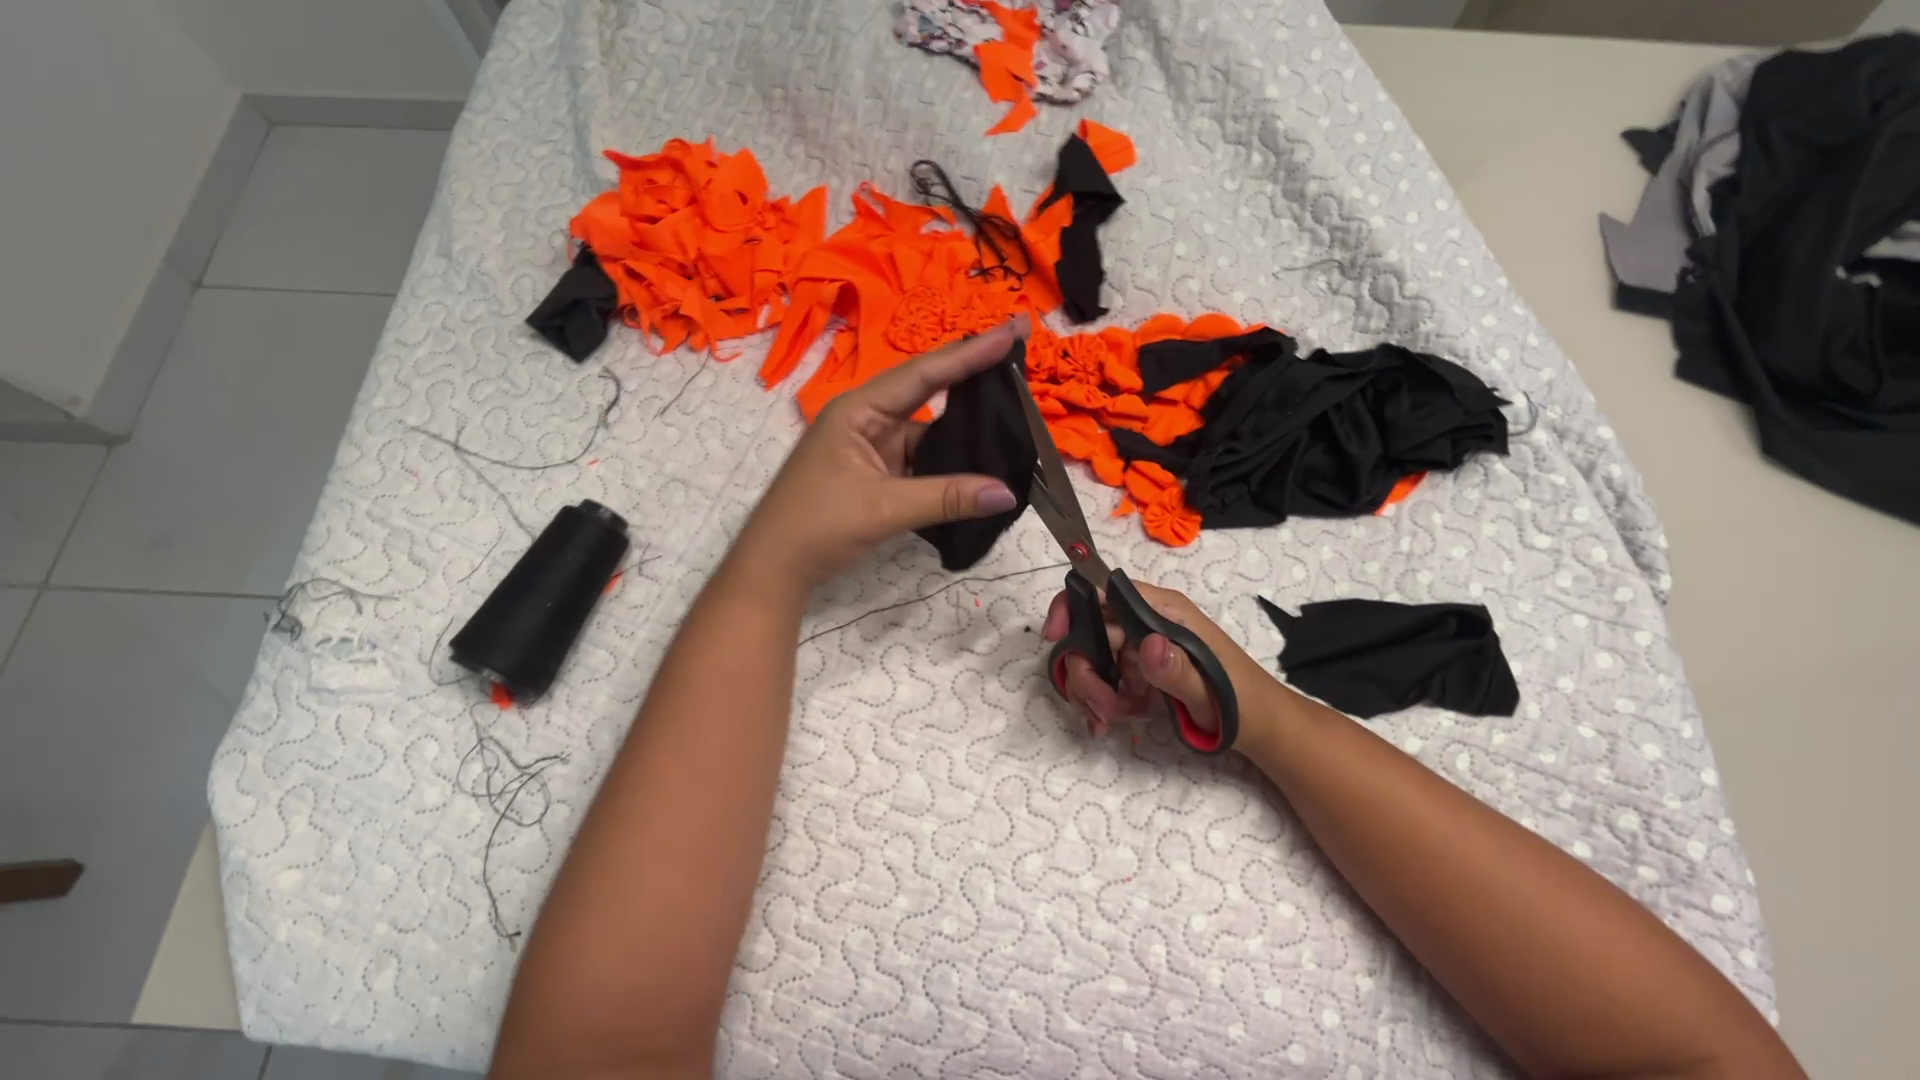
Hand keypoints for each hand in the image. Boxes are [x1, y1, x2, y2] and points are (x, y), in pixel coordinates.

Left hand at [734, 319, 1028, 589]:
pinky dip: (952, 460)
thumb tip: (1007, 493)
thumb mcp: (883, 508)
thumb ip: (947, 498)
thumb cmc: (815, 526)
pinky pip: (923, 458)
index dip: (969, 353)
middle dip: (973, 374)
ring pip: (930, 429)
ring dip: (966, 426)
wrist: (774, 567)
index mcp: (858, 410)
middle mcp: (867, 420)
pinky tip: (983, 459)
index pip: (923, 374)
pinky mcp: (879, 474)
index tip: (1011, 332)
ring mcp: (873, 447)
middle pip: (929, 391)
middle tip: (1020, 353)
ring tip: (1016, 408)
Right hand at [1041, 579, 1285, 751]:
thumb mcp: (1210, 692)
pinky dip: (1100, 703)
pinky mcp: (1139, 672)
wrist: (1262, 729)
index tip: (1055, 637)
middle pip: (1090, 633)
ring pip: (1091, 659)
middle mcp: (1147, 623)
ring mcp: (1141, 648)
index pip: (1104, 590)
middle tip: (1101, 710)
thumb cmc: (1242, 703)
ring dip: (1091, 692)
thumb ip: (1176, 670)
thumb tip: (1147, 644)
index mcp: (1164, 611)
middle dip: (1084, 672)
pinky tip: (1111, 724)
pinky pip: (1104, 681)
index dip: (1071, 607)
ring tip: (1109, 722)